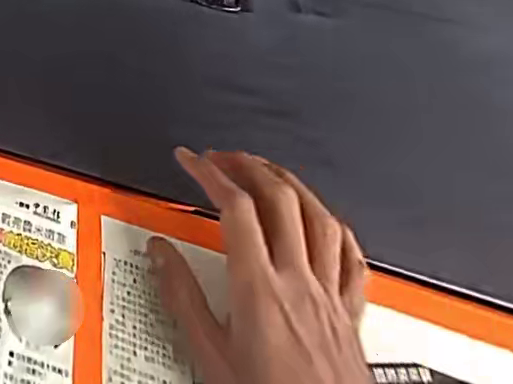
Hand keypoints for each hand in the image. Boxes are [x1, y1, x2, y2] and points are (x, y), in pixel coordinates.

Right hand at [149, 148, 368, 383]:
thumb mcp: (211, 355)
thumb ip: (181, 296)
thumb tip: (159, 252)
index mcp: (260, 288)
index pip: (235, 206)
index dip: (209, 172)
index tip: (190, 160)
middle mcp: (300, 284)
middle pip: (280, 199)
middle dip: (246, 165)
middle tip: (221, 157)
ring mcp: (331, 297)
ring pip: (320, 219)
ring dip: (289, 183)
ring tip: (265, 170)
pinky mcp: (352, 316)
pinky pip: (353, 258)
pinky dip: (334, 226)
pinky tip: (320, 218)